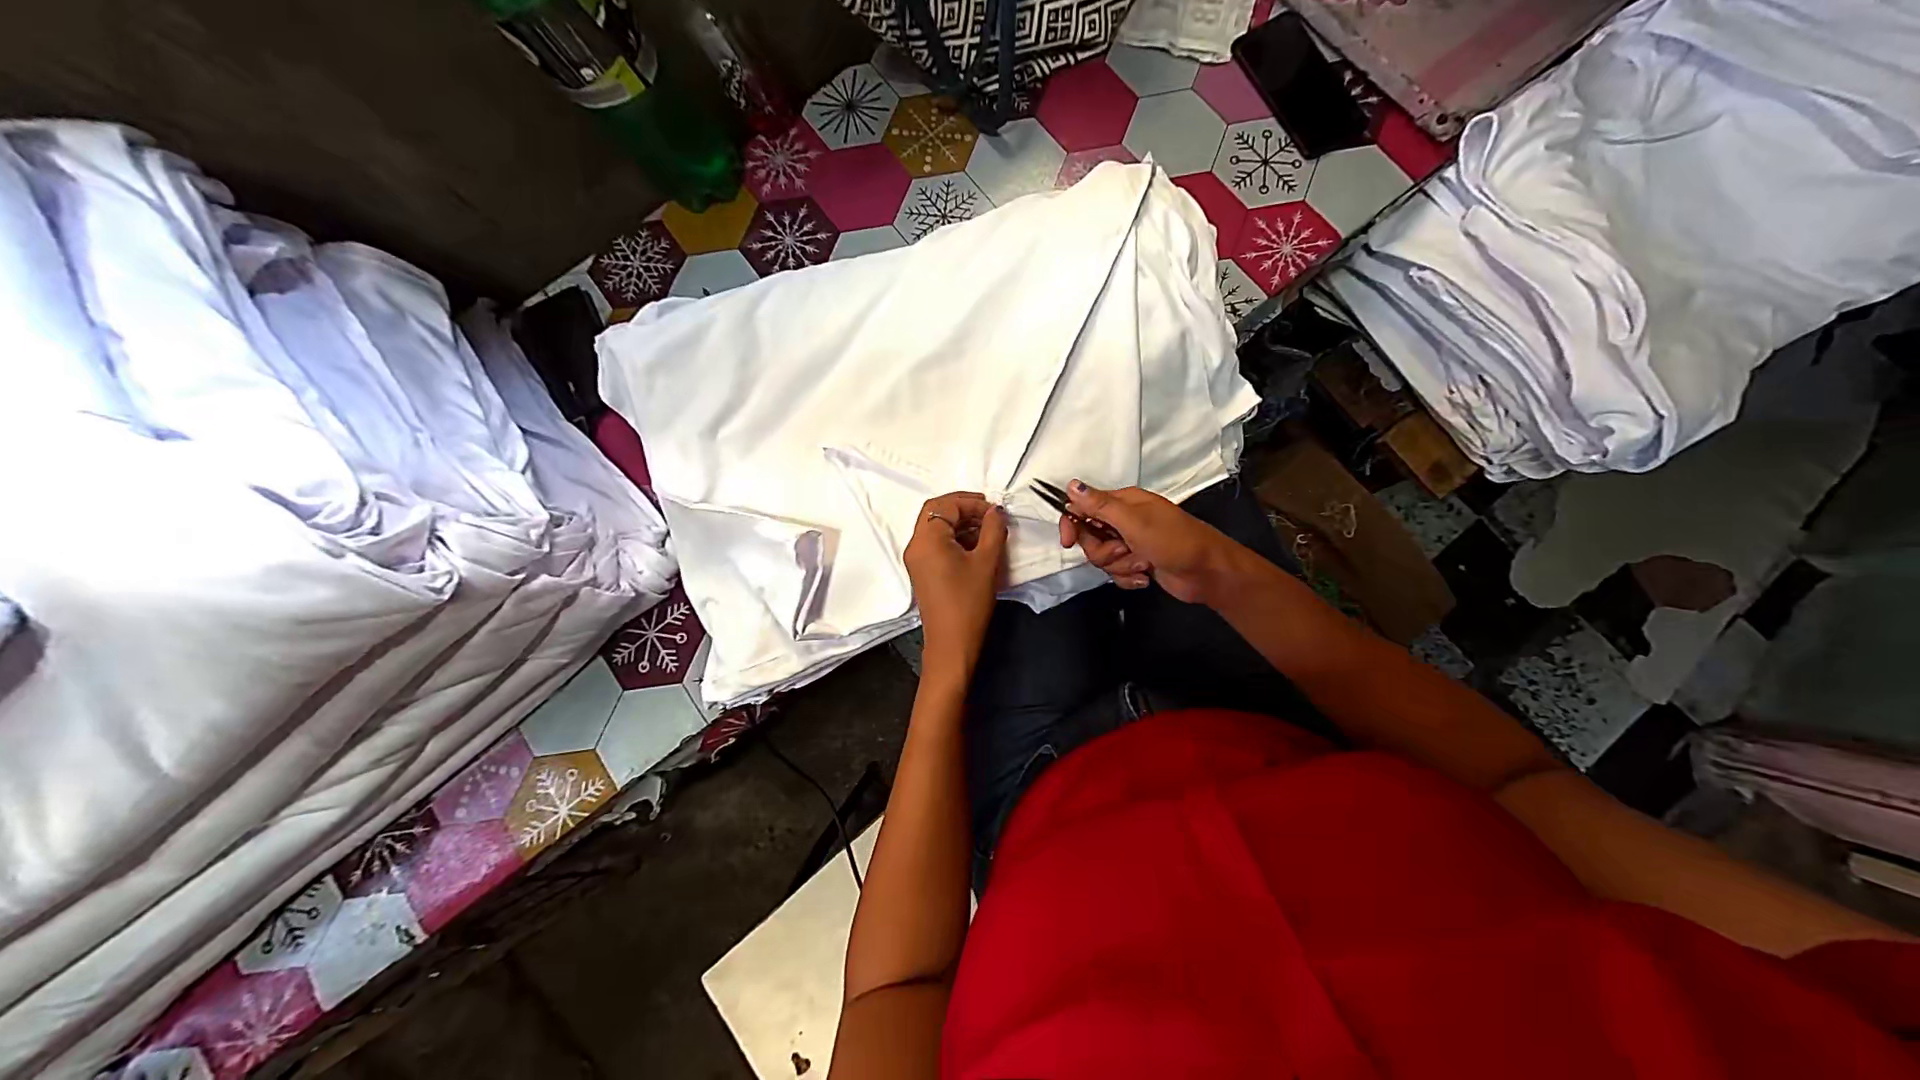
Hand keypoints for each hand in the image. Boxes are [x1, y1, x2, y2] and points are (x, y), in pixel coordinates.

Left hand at [904, 492, 1008, 673]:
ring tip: (989, 531)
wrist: (952, 643)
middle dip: (965, 509)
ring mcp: (917, 560)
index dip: (971, 502)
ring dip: (962, 524)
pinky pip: (937, 544)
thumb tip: (996, 512)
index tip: (994, 511)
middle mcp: (916, 546)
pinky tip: (978, 547)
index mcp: (926, 540)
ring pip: (936, 528)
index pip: (944, 505)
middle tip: (991, 515)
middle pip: (936, 512)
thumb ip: (993, 530)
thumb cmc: (968, 602)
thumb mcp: (986, 562)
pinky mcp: (923, 572)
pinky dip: (956, 539)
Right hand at [1057, 480, 1240, 604]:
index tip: (1068, 542)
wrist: (1207, 572)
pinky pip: (1116, 572)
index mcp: (1124, 502)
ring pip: (1102, 558)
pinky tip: (1145, 575)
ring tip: (1142, 563)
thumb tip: (1072, 485)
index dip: (1072, 524)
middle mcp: (1125, 520)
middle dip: (1103, 550)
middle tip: (1125, 550)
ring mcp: (1131, 543)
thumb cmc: (1174, 541)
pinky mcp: (1137, 563)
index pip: (1083, 508)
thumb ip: (1099, 505)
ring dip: (1120, 565)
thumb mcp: (1133, 521)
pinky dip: (1128, 577)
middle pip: (1090, 537)